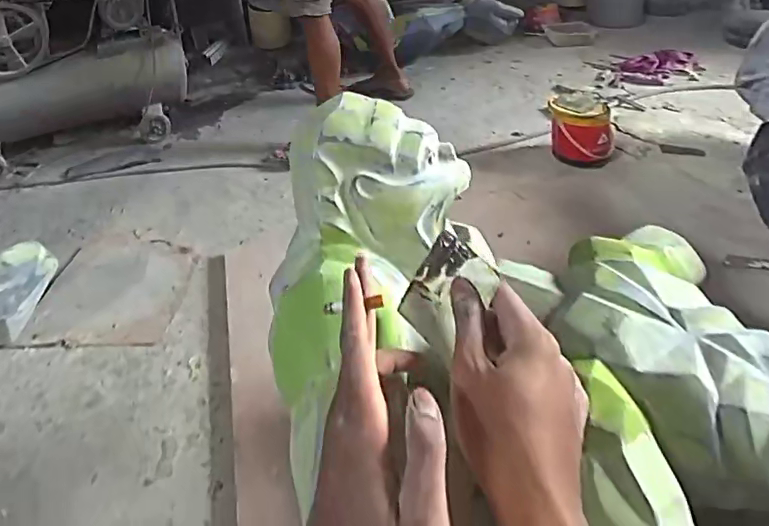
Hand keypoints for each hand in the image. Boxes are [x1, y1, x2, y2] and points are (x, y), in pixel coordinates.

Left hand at [308, 257, 449, 525]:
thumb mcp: (419, 512)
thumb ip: (425, 454)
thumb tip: (424, 392)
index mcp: (360, 422)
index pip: (356, 350)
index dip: (355, 307)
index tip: (353, 271)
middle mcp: (345, 416)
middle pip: (353, 348)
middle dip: (359, 306)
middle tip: (364, 267)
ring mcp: (342, 429)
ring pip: (361, 372)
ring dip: (379, 349)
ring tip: (417, 357)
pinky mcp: (346, 443)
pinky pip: (363, 392)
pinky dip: (380, 375)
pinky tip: (402, 387)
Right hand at [449, 277, 587, 525]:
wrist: (536, 503)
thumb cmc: (494, 432)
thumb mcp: (467, 370)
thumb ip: (466, 322)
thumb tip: (463, 284)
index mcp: (535, 339)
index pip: (501, 292)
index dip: (474, 289)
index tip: (449, 298)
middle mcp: (559, 355)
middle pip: (516, 320)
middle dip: (486, 323)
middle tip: (456, 340)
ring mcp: (570, 384)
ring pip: (527, 349)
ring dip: (501, 350)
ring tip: (475, 370)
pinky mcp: (572, 410)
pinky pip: (539, 375)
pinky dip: (518, 374)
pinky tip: (502, 396)